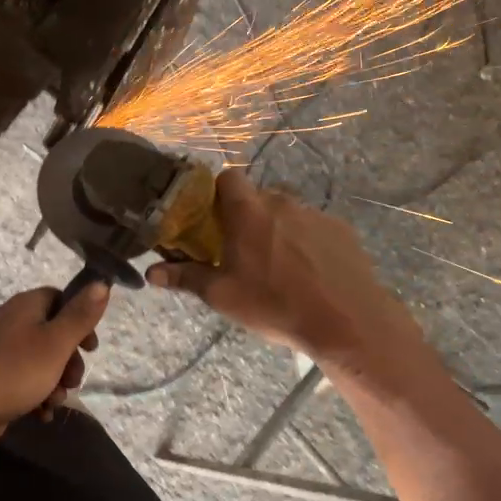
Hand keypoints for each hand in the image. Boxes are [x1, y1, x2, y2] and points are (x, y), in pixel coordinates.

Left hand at [0, 284, 109, 444]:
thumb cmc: (15, 372)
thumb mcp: (56, 343)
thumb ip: (80, 315)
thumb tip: (101, 283)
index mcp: (24, 306)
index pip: (59, 298)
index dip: (80, 320)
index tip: (91, 348)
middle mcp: (11, 321)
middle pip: (53, 333)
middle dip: (70, 360)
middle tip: (74, 381)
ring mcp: (0, 349)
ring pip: (42, 360)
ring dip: (55, 382)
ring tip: (55, 401)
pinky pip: (25, 378)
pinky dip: (37, 394)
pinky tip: (41, 413)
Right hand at [147, 170, 421, 368]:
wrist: (349, 322)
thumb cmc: (276, 305)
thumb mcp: (222, 296)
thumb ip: (186, 277)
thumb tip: (151, 272)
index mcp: (248, 212)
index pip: (228, 177)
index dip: (217, 192)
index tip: (212, 218)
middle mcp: (282, 203)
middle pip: (257, 198)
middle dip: (246, 217)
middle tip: (240, 251)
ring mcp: (316, 215)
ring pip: (286, 213)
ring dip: (276, 230)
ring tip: (277, 267)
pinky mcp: (342, 231)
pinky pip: (313, 228)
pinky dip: (305, 243)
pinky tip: (308, 274)